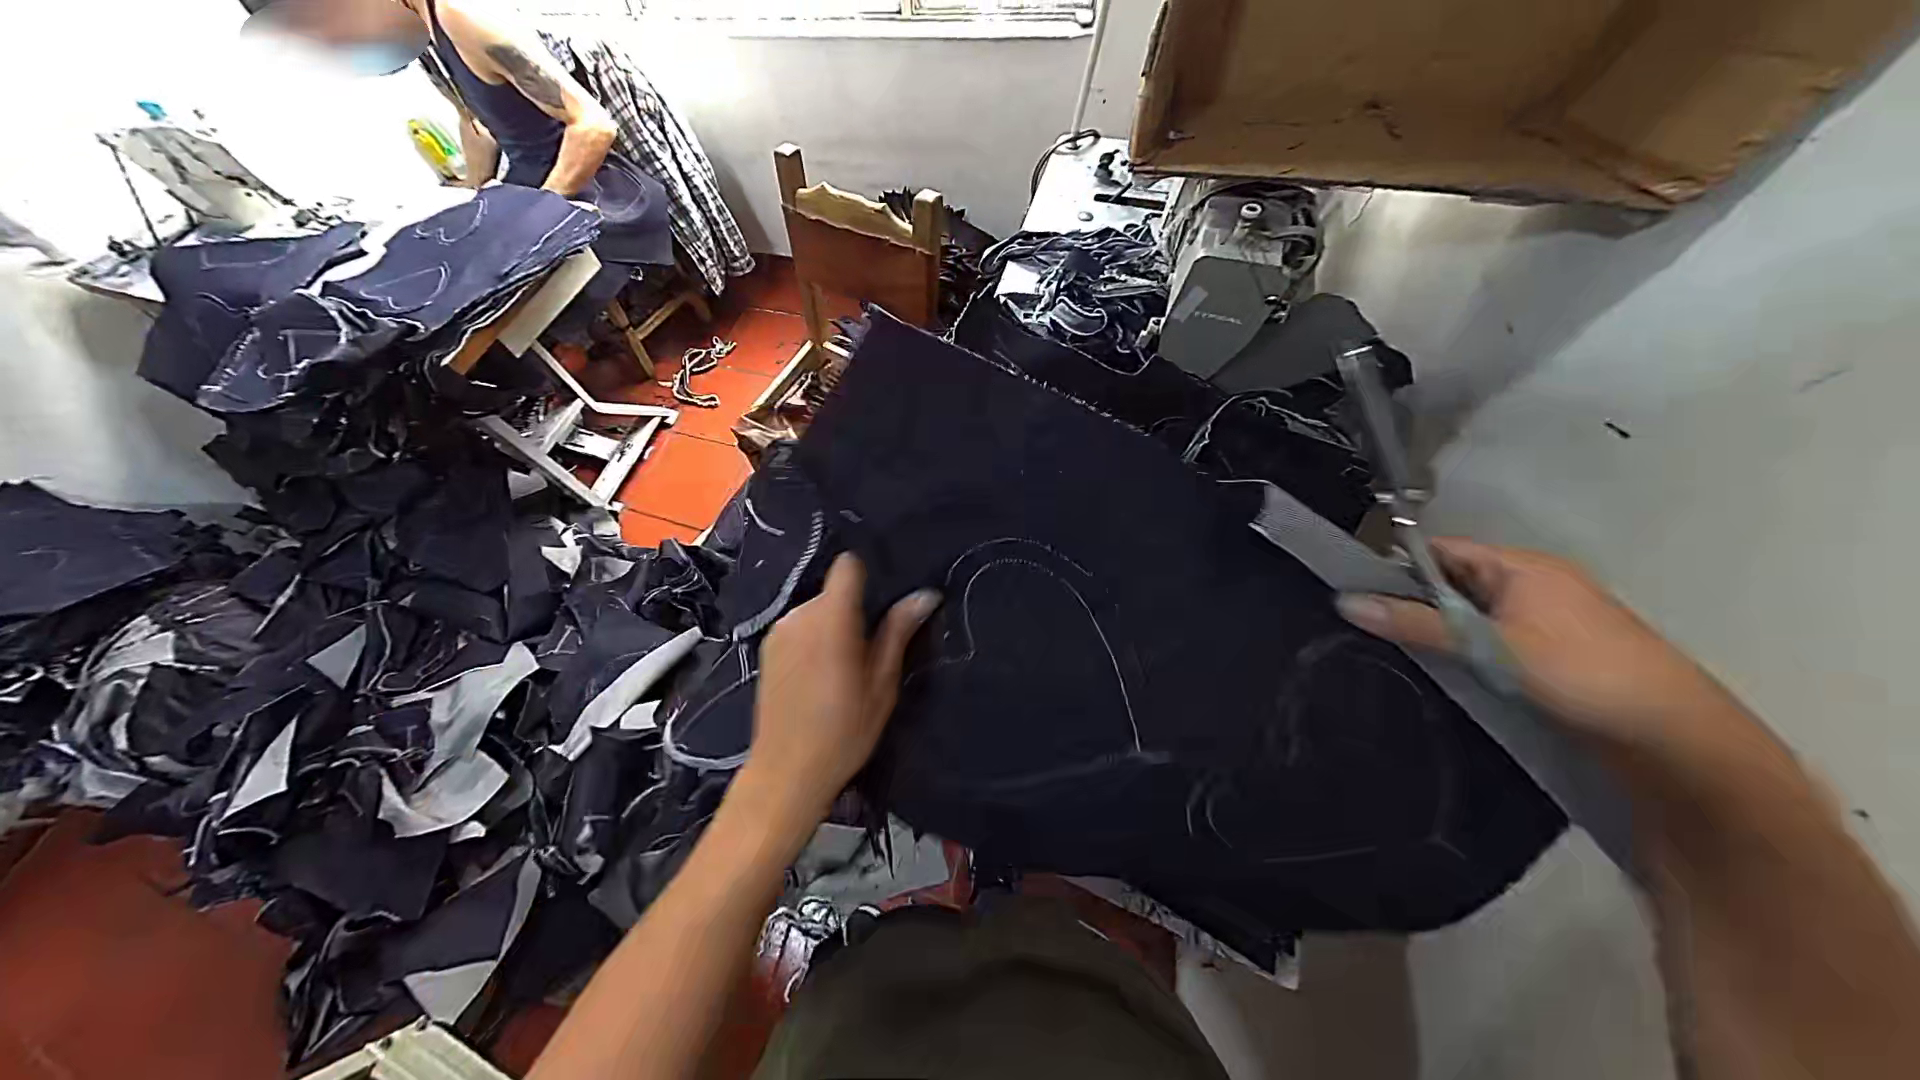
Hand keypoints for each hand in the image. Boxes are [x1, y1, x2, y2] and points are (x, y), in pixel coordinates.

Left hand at [731, 554, 940, 829]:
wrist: (786, 773)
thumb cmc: (844, 732)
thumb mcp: (883, 684)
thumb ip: (899, 631)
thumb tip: (926, 594)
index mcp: (831, 619)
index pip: (848, 567)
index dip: (869, 574)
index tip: (885, 600)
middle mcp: (799, 615)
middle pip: (835, 590)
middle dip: (855, 608)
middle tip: (873, 647)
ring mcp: (778, 631)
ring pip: (817, 609)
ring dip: (834, 624)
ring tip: (846, 665)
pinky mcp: (766, 648)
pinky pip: (800, 626)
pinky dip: (814, 637)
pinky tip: (820, 674)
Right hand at [1336, 538, 1747, 753]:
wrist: (1675, 738)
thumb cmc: (1582, 673)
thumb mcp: (1487, 645)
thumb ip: (1416, 623)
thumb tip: (1346, 601)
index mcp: (1521, 566)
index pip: (1440, 550)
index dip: (1398, 565)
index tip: (1360, 592)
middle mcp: (1532, 583)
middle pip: (1453, 581)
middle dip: (1415, 600)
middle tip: (1373, 626)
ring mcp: (1545, 618)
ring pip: (1470, 612)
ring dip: (1440, 627)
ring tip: (1400, 648)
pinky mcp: (1551, 652)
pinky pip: (1490, 637)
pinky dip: (1465, 647)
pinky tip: (1446, 668)